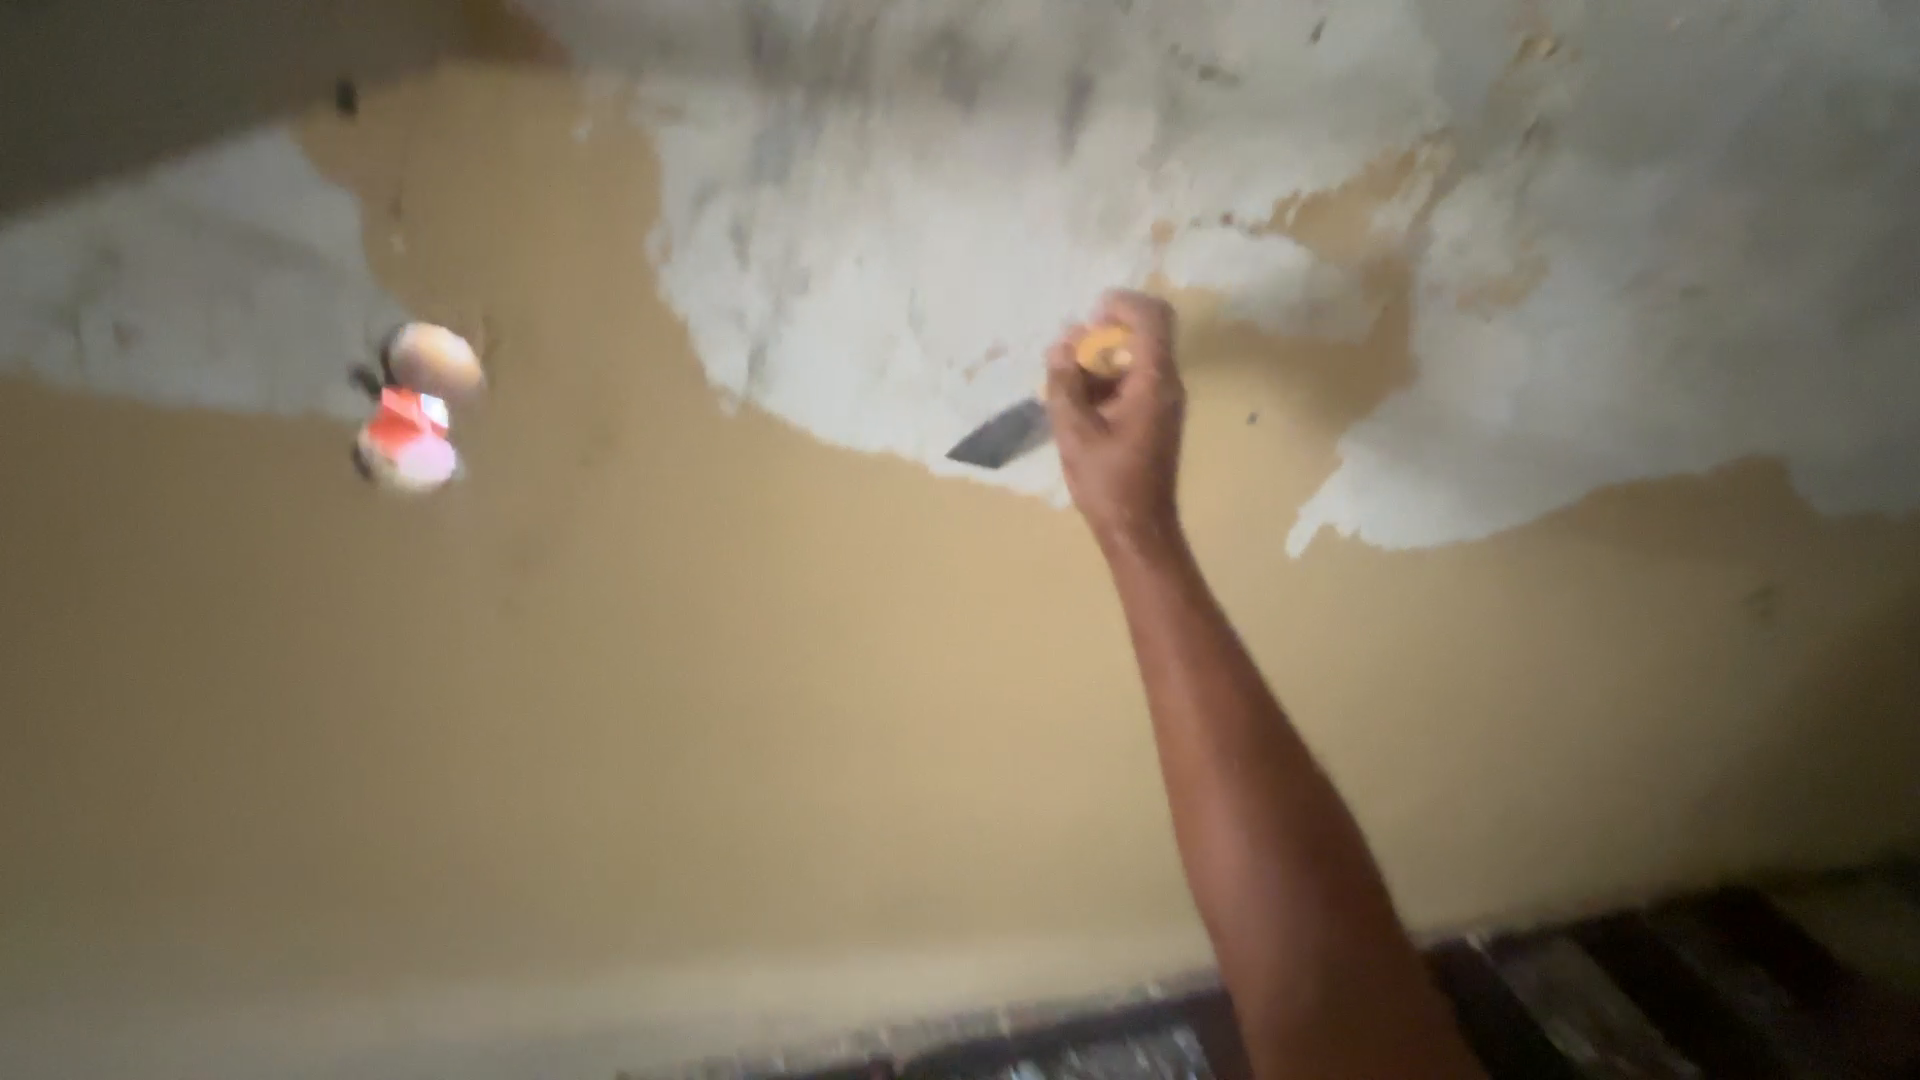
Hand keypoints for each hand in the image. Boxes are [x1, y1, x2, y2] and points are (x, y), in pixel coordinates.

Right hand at [1045, 290, 1186, 552]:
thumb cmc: (1107, 482)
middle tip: (1068, 352)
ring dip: (1100, 361)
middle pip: (1143, 335)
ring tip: (1063, 382)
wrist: (1138, 528)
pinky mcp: (1154, 419)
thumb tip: (1060, 347)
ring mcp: (1163, 403)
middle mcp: (1166, 385)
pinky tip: (1076, 404)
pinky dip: (1105, 383)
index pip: (1152, 318)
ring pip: (1135, 360)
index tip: (1089, 315)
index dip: (1122, 304)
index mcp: (1153, 383)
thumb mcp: (1074, 432)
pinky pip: (1132, 384)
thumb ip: (1065, 384)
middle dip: (1103, 335)